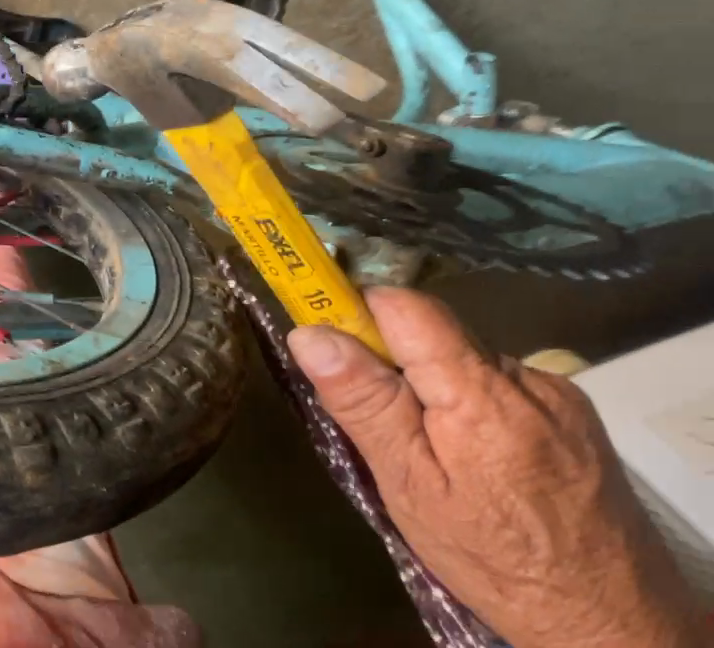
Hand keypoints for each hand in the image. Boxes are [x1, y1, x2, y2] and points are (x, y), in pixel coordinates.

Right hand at [287, 287, 700, 647]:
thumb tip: (309, 334)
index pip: (405, 307)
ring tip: (424, 446)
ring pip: (462, 358)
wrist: (615, 625)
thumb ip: (363, 403)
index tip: (321, 334)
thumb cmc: (495, 559)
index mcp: (482, 396)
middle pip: (432, 333)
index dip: (355, 309)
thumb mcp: (408, 484)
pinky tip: (469, 454)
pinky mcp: (575, 417)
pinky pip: (496, 384)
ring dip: (429, 384)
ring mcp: (559, 397)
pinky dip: (466, 403)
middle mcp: (528, 381)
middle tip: (371, 417)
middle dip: (388, 359)